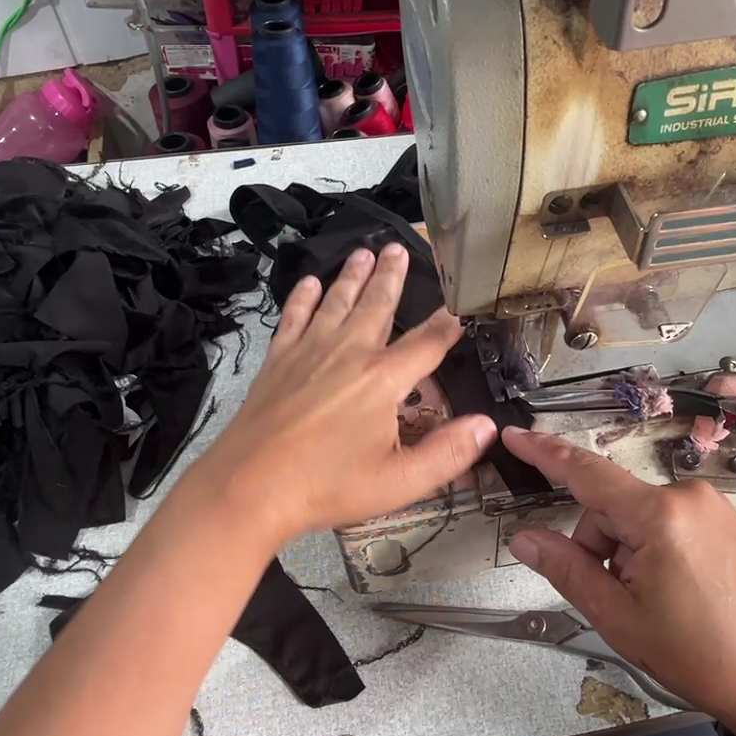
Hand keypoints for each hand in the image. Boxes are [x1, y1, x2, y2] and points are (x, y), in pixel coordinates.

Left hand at [185, 243, 496, 542]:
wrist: (249, 486)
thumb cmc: (327, 486)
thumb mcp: (399, 482)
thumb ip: (448, 454)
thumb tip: (487, 427)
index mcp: (383, 379)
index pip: (428, 342)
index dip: (449, 322)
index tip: (461, 304)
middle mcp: (348, 352)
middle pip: (377, 304)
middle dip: (392, 276)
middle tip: (399, 248)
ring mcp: (309, 351)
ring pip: (336, 301)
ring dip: (352, 276)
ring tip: (363, 253)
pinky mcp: (278, 360)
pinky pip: (294, 317)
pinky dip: (302, 298)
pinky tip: (308, 283)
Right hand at [502, 427, 735, 719]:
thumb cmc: (703, 655)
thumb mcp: (618, 616)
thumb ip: (565, 568)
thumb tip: (525, 539)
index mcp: (659, 515)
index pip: (586, 473)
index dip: (543, 453)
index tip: (515, 435)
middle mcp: (687, 497)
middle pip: (611, 504)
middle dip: (598, 545)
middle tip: (614, 597)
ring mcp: (710, 507)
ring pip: (638, 516)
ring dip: (626, 550)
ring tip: (650, 602)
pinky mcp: (723, 521)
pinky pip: (666, 521)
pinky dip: (652, 548)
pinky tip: (670, 591)